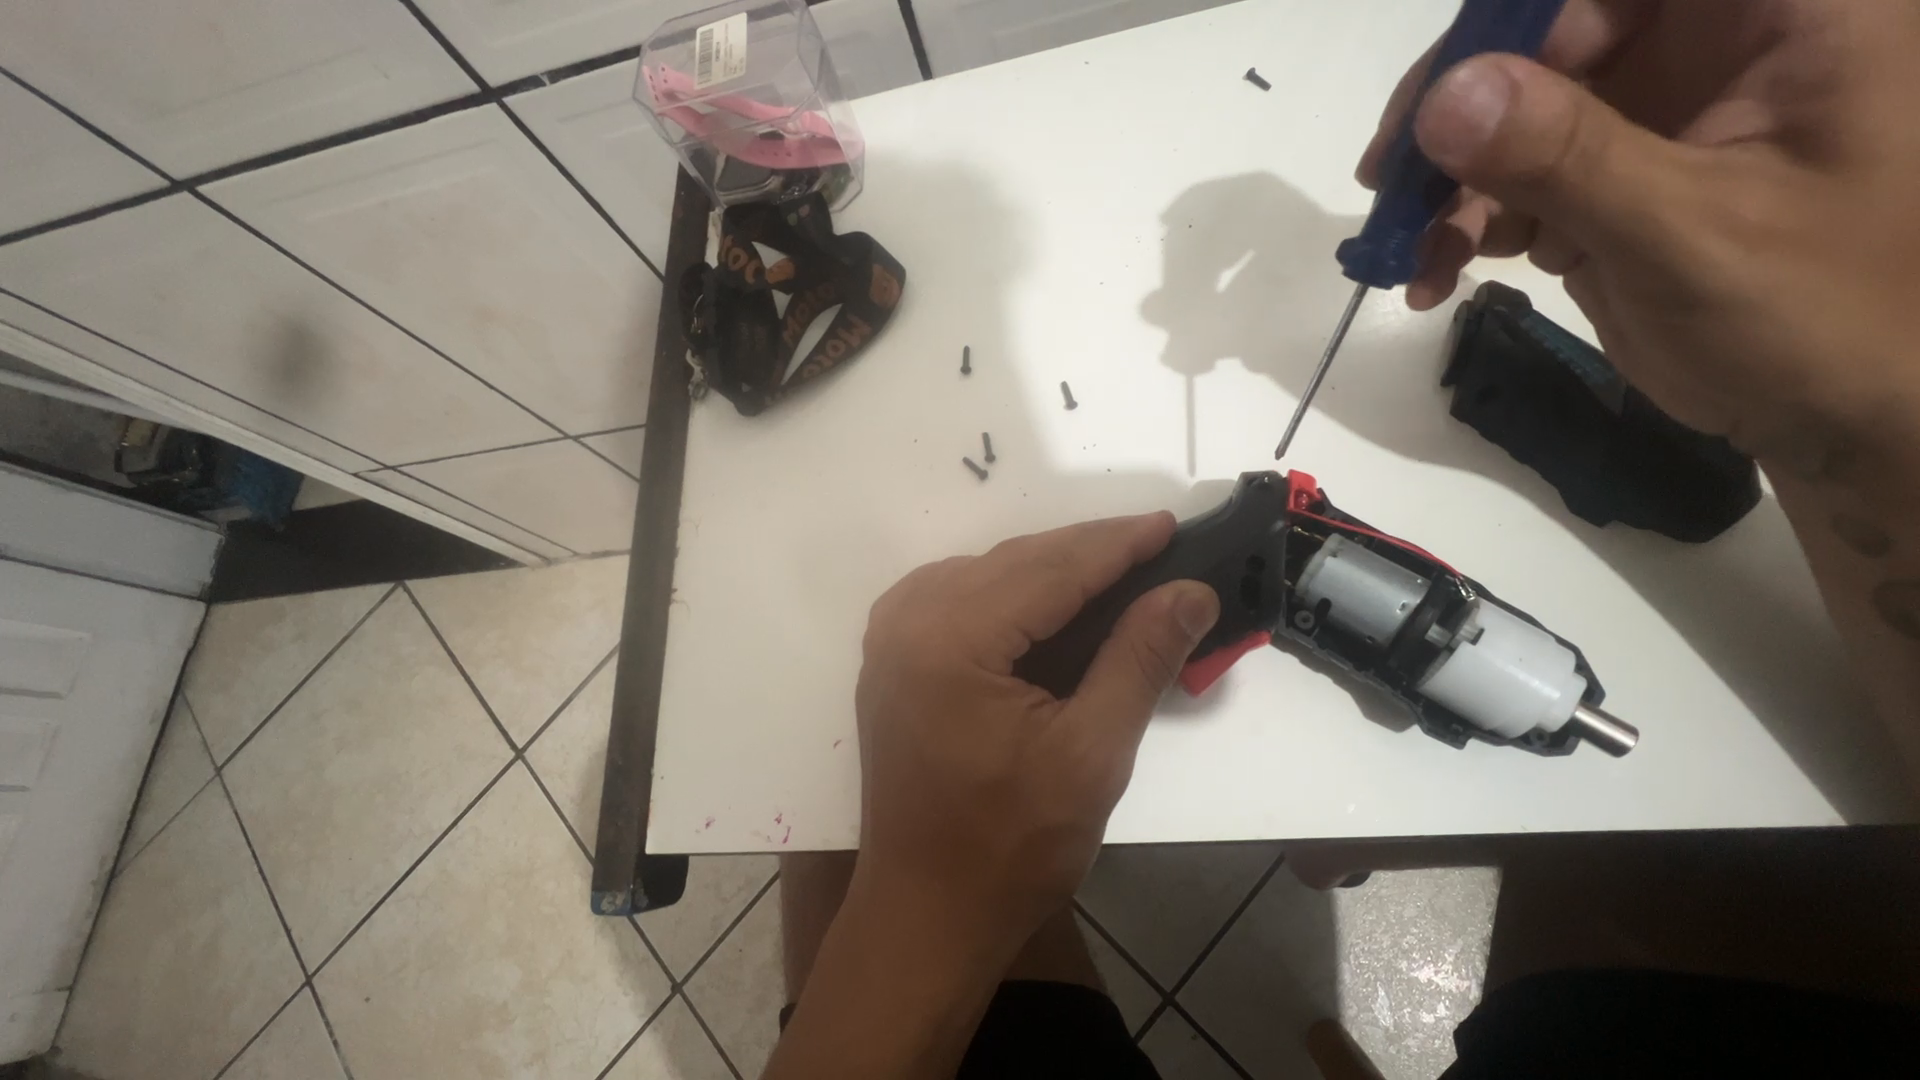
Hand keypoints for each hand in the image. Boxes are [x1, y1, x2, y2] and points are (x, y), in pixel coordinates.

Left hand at [851, 514, 1218, 944]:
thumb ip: (1139, 659)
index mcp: (950, 638)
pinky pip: (959, 595)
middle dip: (1088, 553)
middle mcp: (908, 619)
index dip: (1117, 545)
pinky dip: (1011, 591)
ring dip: (1051, 568)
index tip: (1171, 525)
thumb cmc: (1011, 848)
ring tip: (1118, 573)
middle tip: (1157, 549)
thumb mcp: (1092, 754)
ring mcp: (891, 635)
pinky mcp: (892, 656)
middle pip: (1015, 561)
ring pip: (987, 573)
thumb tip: (1189, 592)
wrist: (926, 912)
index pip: (1050, 568)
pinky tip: (1049, 603)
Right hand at [1370, 0, 1919, 479]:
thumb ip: (1567, 158)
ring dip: (1446, 191)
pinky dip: (1461, 232)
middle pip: (1545, 42)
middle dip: (1455, 120)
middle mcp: (1708, 50)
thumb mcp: (1683, 230)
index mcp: (1776, 16)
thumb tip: (1443, 100)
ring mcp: (1650, 123)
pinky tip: (1436, 279)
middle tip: (1386, 186)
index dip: (1515, 23)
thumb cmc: (1817, 312)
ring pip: (1511, 120)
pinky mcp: (1605, 188)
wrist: (1839, 410)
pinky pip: (1510, 186)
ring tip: (1411, 262)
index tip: (1434, 104)